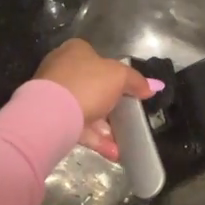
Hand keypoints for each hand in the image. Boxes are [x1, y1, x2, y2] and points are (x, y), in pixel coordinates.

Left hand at [35, 38, 157, 160]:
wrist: (51, 114)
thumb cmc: (88, 84)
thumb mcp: (119, 77)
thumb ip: (137, 81)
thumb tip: (153, 87)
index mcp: (76, 51)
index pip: (99, 60)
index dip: (116, 75)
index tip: (130, 92)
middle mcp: (62, 70)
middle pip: (93, 87)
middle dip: (112, 107)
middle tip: (128, 119)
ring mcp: (55, 95)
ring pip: (86, 111)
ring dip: (106, 128)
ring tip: (124, 142)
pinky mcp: (52, 118)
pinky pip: (79, 128)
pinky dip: (97, 140)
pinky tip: (114, 153)